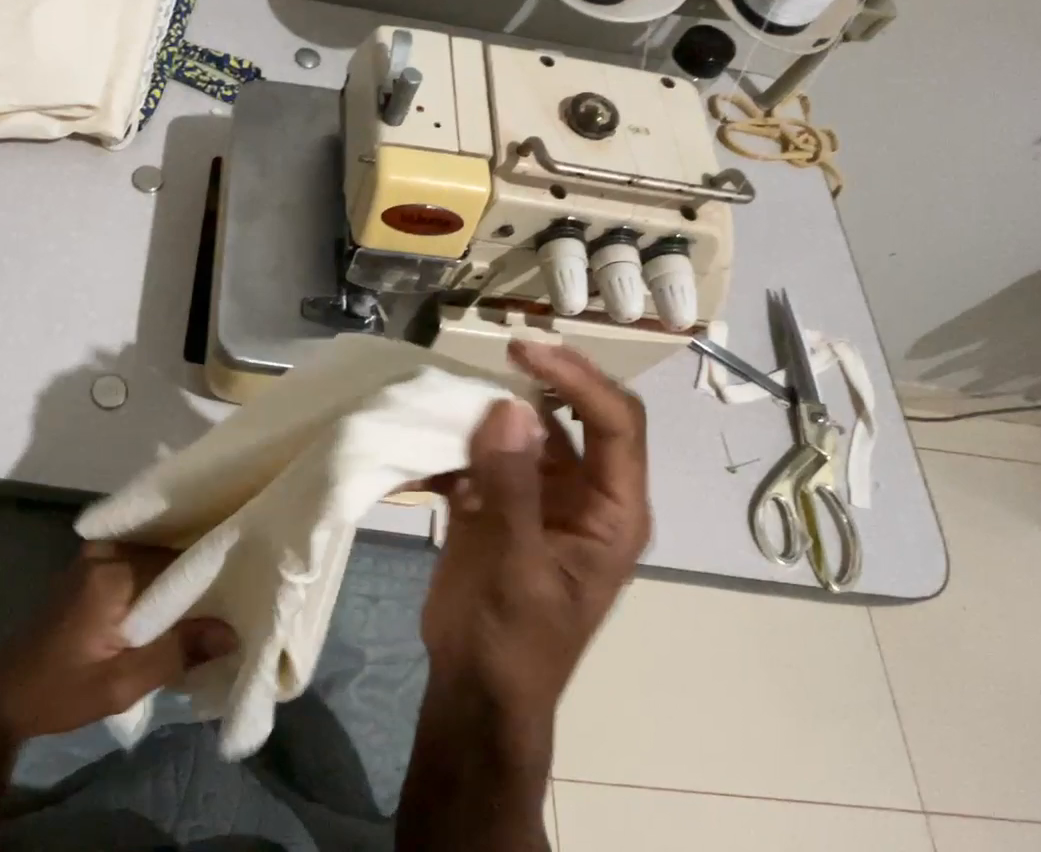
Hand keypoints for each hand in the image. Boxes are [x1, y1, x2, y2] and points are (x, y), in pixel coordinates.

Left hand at [0, 541, 238, 741]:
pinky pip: (136, 564)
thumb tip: (232, 633)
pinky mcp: (88, 569)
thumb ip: (178, 652)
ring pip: (153, 558)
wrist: (4, 697)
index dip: (212, 575)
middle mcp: (102, 554)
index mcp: (110, 575)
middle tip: (237, 597)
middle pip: (166, 555)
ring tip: (217, 600)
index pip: (178, 560)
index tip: (245, 589)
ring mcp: (92, 558)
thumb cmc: (61, 692)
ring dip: (179, 580)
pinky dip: (158, 581)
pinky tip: (180, 602)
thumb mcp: (122, 683)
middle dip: (198, 577)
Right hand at [423, 341, 651, 763]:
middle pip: (573, 418)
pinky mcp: (497, 507)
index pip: (616, 425)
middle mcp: (583, 495)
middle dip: (538, 384)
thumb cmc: (516, 642)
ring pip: (522, 433)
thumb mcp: (519, 567)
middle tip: (493, 351)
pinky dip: (454, 445)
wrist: (476, 689)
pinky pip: (481, 458)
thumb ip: (514, 488)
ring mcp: (537, 499)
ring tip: (449, 389)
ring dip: (489, 411)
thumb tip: (508, 408)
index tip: (527, 352)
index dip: (579, 380)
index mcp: (613, 511)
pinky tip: (424, 438)